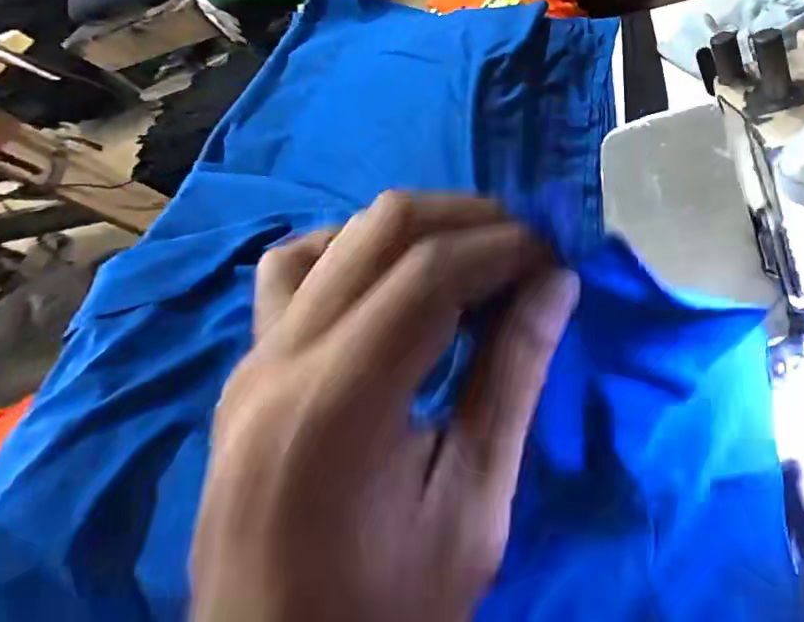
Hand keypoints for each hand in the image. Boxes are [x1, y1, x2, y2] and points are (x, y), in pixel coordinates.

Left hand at [190, 192, 579, 621]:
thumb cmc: (389, 608)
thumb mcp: (474, 506)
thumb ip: (513, 378)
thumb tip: (558, 280)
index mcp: (337, 405)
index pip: (430, 272)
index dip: (505, 246)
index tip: (557, 254)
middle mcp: (280, 362)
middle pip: (383, 228)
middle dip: (470, 220)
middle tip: (527, 247)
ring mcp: (252, 360)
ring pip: (341, 234)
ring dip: (421, 227)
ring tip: (477, 257)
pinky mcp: (245, 369)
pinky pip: (296, 269)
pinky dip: (358, 250)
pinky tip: (396, 281)